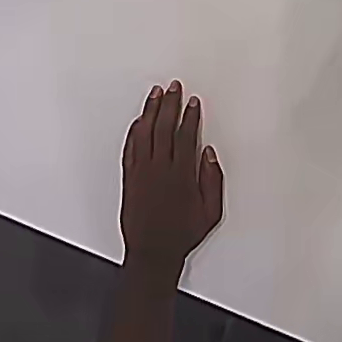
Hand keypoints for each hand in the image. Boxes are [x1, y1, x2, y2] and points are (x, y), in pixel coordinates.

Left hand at [120, 80, 223, 280]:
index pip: (185, 135)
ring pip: (145, 132)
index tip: (192, 102)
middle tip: (173, 87)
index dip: (190, 116)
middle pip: (164, 127)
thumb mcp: (210, 212)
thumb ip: (212, 180)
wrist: (152, 253)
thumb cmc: (181, 234)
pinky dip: (134, 131)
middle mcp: (160, 168)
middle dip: (170, 104)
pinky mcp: (129, 176)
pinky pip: (130, 147)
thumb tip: (208, 154)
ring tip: (155, 93)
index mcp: (181, 175)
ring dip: (150, 110)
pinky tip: (139, 119)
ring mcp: (142, 171)